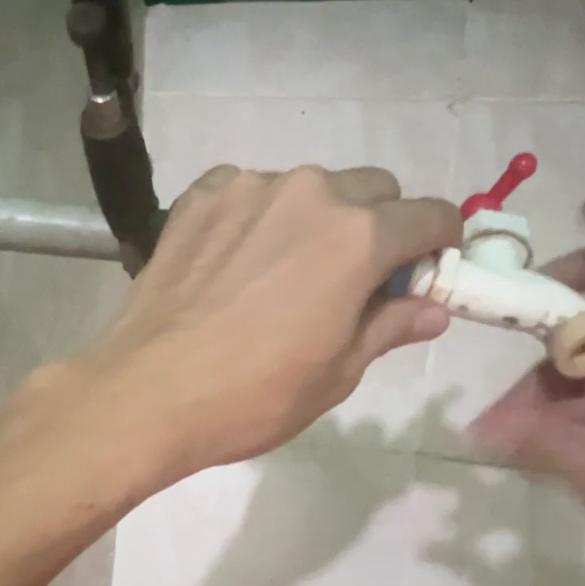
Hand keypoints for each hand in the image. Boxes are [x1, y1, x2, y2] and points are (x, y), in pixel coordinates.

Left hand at [59, 165, 459, 480]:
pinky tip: (235, 262)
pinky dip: (256, 217)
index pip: (430, 216)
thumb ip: (388, 328)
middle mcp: (309, 193)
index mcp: (358, 237)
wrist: (146, 394)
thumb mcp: (335, 375)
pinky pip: (247, 192)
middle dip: (379, 228)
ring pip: (308, 188)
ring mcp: (247, 189)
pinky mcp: (198, 198)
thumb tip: (432, 309)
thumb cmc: (251, 398)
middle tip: (352, 281)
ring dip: (314, 220)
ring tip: (281, 275)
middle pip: (372, 190)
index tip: (424, 274)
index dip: (438, 246)